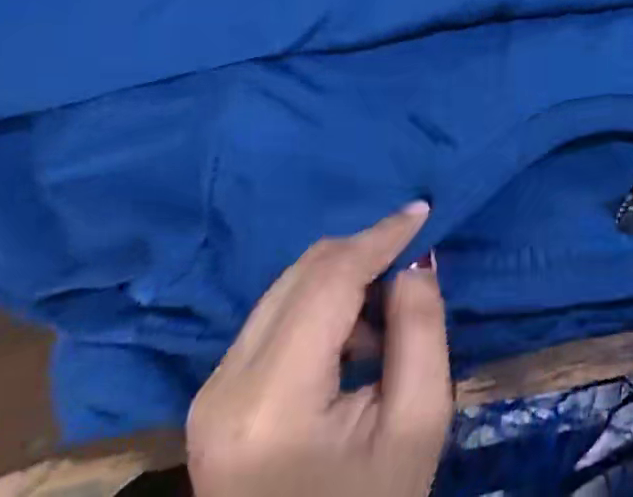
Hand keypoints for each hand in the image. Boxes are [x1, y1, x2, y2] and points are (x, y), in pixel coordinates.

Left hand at [186, 203, 450, 496]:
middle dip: (362, 253)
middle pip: (300, 275)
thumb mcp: (418, 421)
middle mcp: (223, 385)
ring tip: (389, 319)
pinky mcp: (213, 398)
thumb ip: (421, 329)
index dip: (379, 237)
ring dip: (343, 281)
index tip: (424, 211)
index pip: (327, 281)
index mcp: (272, 399)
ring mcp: (209, 393)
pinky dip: (321, 308)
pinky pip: (273, 319)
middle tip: (414, 260)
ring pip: (285, 290)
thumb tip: (415, 261)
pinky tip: (355, 343)